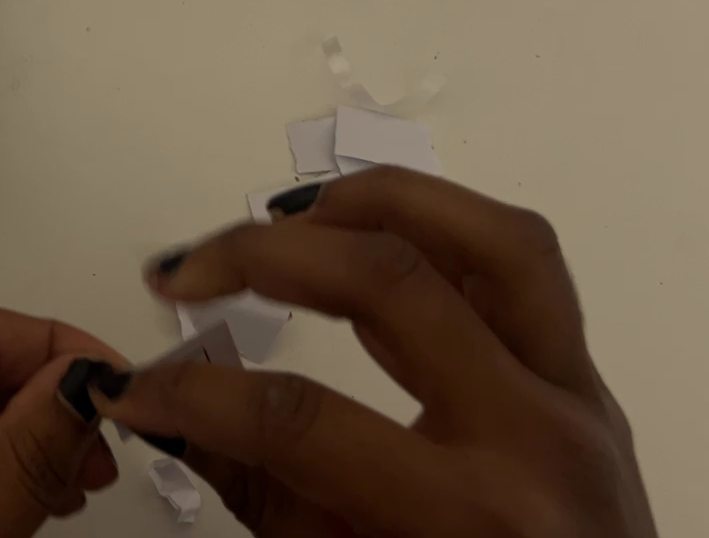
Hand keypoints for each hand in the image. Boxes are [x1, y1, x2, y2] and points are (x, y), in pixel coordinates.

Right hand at [91, 168, 657, 537]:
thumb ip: (245, 480)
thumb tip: (147, 401)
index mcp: (475, 518)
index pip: (303, 420)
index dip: (195, 396)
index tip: (130, 388)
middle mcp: (538, 436)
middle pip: (388, 282)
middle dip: (258, 256)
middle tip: (184, 270)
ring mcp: (576, 390)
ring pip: (489, 236)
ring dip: (366, 202)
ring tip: (281, 216)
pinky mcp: (578, 366)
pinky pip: (513, 254)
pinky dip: (428, 218)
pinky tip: (355, 230)